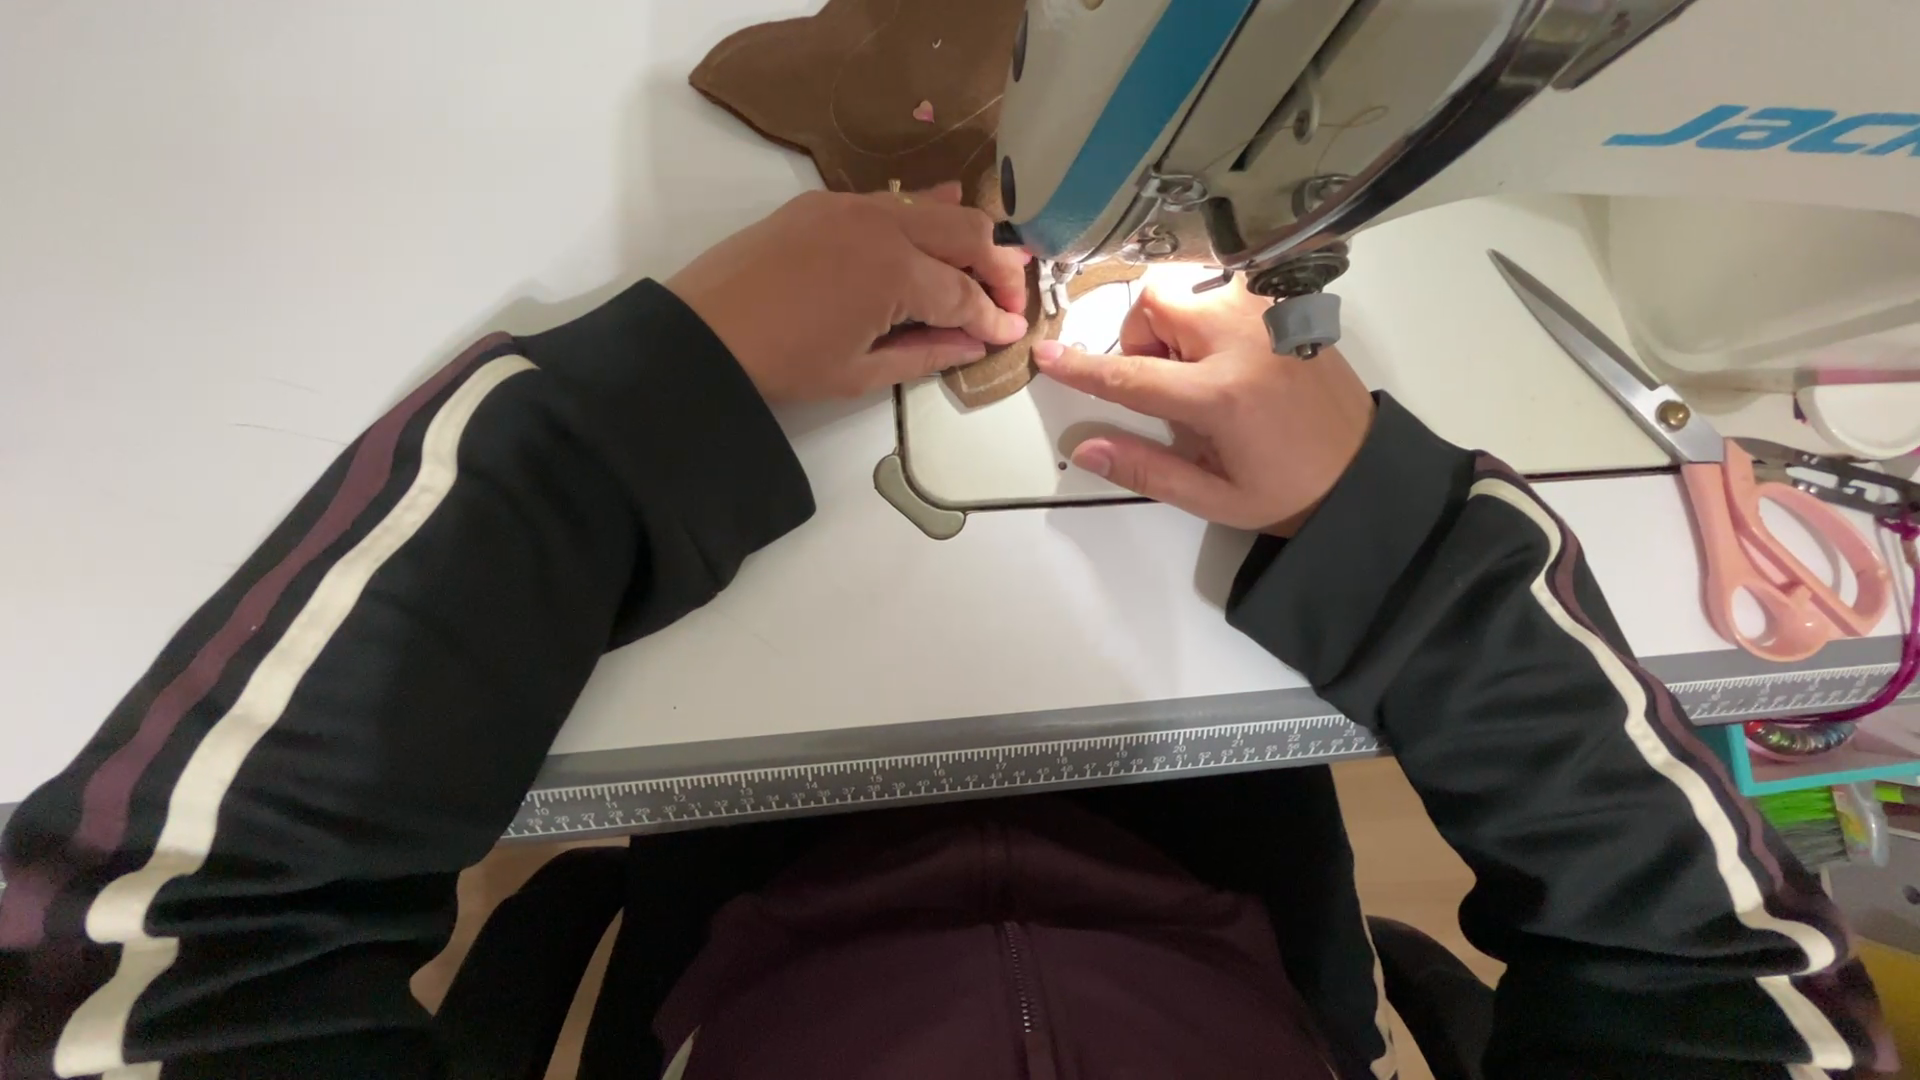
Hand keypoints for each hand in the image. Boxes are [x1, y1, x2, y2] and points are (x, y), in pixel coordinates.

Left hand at [666, 183, 1030, 403]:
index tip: (1014, 334)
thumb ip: (926, 354)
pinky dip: (926, 209)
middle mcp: (885, 227)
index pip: (965, 297)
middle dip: (998, 268)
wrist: (704, 332)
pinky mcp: (827, 202)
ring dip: (968, 236)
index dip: (995, 319)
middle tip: (1008, 299)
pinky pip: (893, 199)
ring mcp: (854, 206)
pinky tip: (942, 209)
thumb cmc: (785, 364)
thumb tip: (973, 345)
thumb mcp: (861, 373)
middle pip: (967, 235)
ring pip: (935, 208)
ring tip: (985, 264)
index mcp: (896, 276)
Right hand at [1034, 277, 1373, 535]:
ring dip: (1172, 321)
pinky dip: (1202, 307)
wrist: (1363, 470)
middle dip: (1139, 336)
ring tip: (1196, 366)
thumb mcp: (1211, 497)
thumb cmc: (1286, 490)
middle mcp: (1245, 342)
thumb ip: (1145, 470)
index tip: (1047, 356)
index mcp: (1223, 396)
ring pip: (1188, 284)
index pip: (1132, 375)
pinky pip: (1223, 283)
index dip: (1082, 367)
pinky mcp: (1288, 306)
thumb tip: (1087, 447)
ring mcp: (1271, 315)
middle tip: (1162, 379)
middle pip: (1157, 302)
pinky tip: (1222, 348)